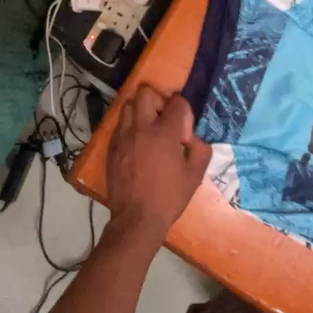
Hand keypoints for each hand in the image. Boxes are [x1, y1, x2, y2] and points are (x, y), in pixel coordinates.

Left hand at [105, 85, 209, 243]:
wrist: (136, 219)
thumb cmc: (169, 198)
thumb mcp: (195, 175)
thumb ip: (201, 149)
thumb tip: (192, 138)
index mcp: (164, 133)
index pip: (176, 102)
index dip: (184, 111)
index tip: (184, 131)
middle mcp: (141, 128)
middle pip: (146, 93)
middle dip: (159, 101)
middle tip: (165, 121)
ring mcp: (122, 136)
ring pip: (128, 105)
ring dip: (141, 111)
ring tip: (149, 130)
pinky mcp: (111, 147)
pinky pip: (120, 125)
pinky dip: (130, 127)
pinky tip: (137, 145)